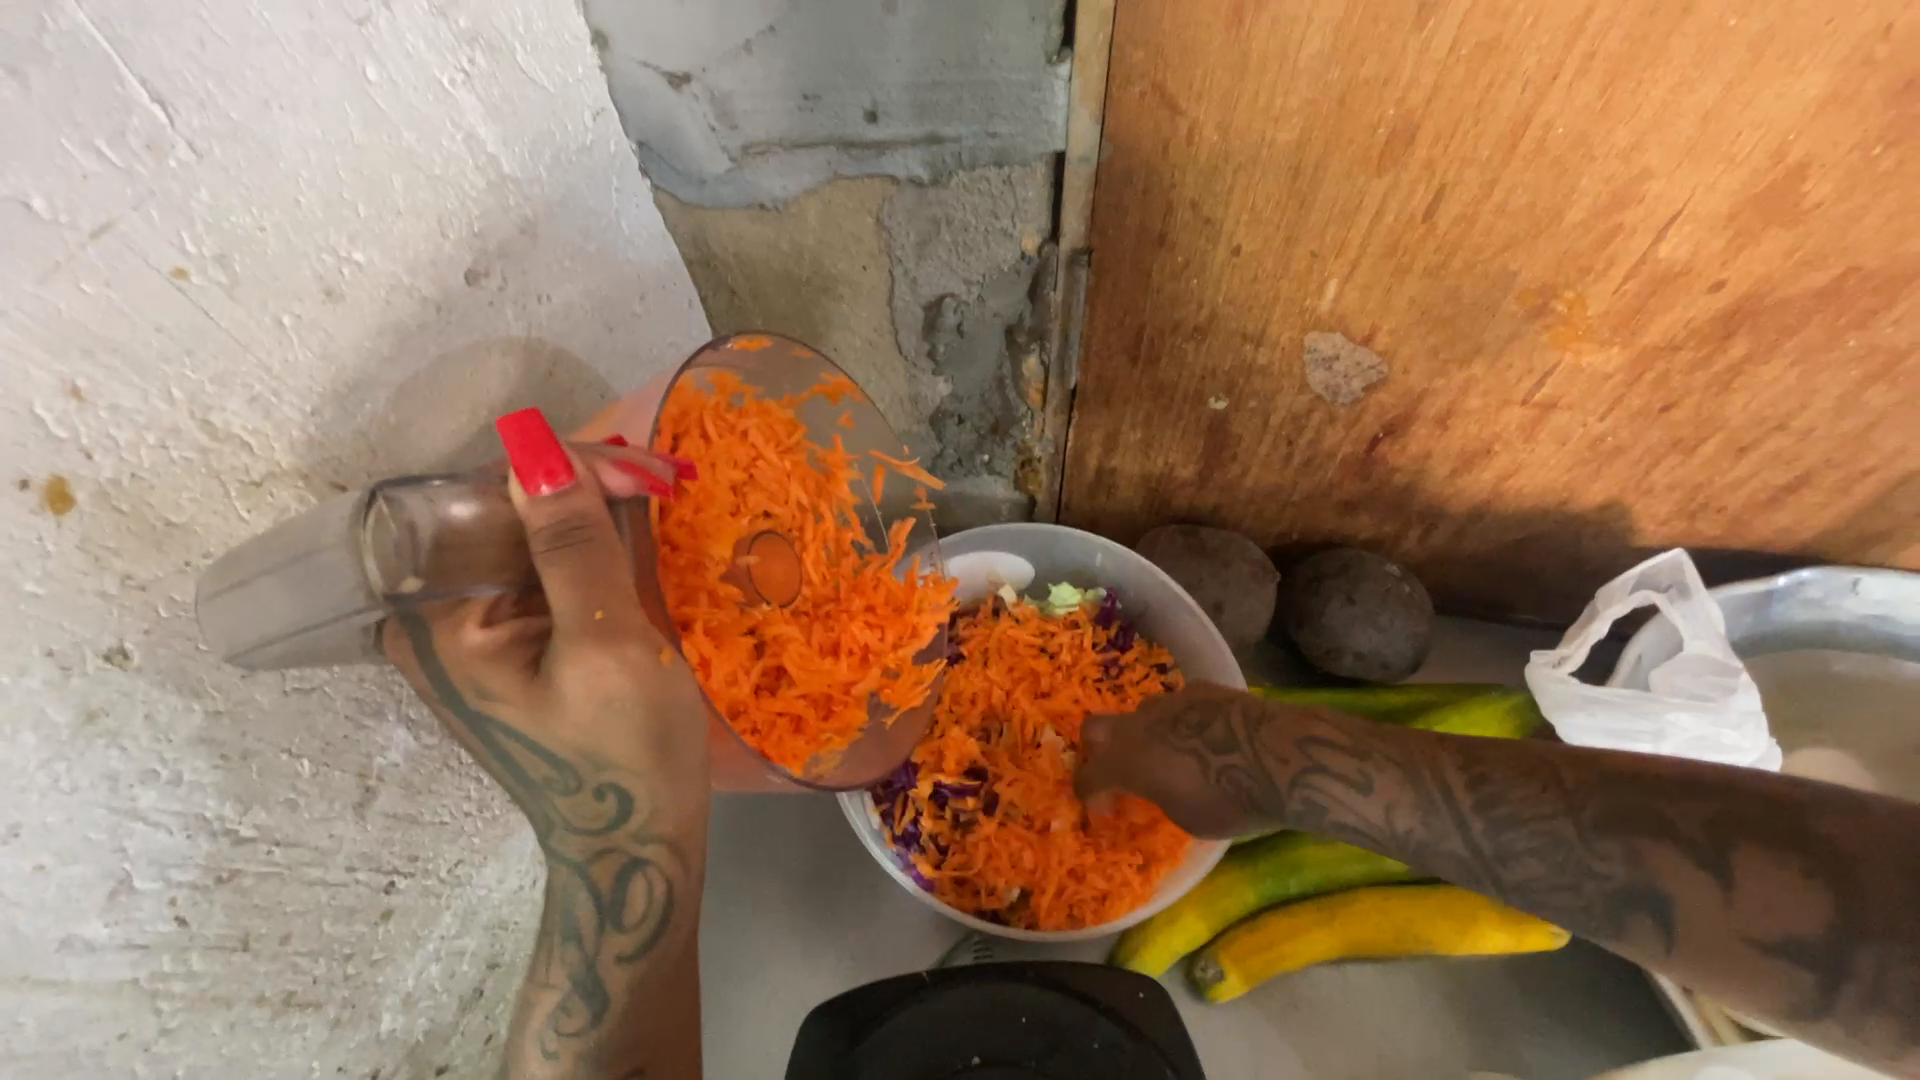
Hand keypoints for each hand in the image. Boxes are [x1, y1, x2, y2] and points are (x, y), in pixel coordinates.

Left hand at [382, 407, 710, 840]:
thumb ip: (572, 547)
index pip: (485, 504)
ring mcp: (476, 633)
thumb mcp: (606, 646)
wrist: (638, 842)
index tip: (646, 470)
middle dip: (586, 489)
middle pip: (504, 516)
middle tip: (666, 478)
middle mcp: (437, 620)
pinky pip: (546, 572)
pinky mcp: (515, 644)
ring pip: (530, 538)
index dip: (563, 473)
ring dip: (597, 513)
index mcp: (435, 622)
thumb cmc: (624, 754)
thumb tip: (537, 447)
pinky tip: (639, 534)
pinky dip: (596, 548)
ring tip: (663, 492)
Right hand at [1077, 682, 1300, 838]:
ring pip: (1139, 713)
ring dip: (1143, 734)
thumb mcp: (1189, 819)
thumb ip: (1161, 799)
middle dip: (1098, 749)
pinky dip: (1181, 722)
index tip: (1101, 810)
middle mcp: (1138, 725)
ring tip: (1169, 754)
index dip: (1090, 795)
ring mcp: (1169, 701)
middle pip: (1095, 727)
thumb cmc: (1231, 800)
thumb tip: (1159, 789)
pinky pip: (1178, 705)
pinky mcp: (1201, 688)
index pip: (1089, 776)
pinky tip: (1205, 737)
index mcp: (1126, 761)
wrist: (1281, 756)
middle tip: (1117, 770)